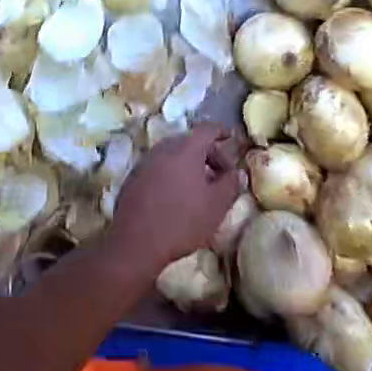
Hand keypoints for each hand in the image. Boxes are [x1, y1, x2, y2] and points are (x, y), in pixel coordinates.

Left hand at [107, 122, 242, 273]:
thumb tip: (237, 172)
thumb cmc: (182, 220)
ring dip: (189, 164)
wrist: (136, 241)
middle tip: (220, 174)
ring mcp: (145, 161)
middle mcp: (163, 148)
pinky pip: (159, 166)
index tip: (230, 136)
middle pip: (189, 141)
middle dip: (208, 153)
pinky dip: (172, 173)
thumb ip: (230, 184)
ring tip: (200, 187)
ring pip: (173, 154)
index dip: (221, 131)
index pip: (206, 129)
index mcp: (185, 149)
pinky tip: (177, 196)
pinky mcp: (134, 176)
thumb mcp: (216, 205)